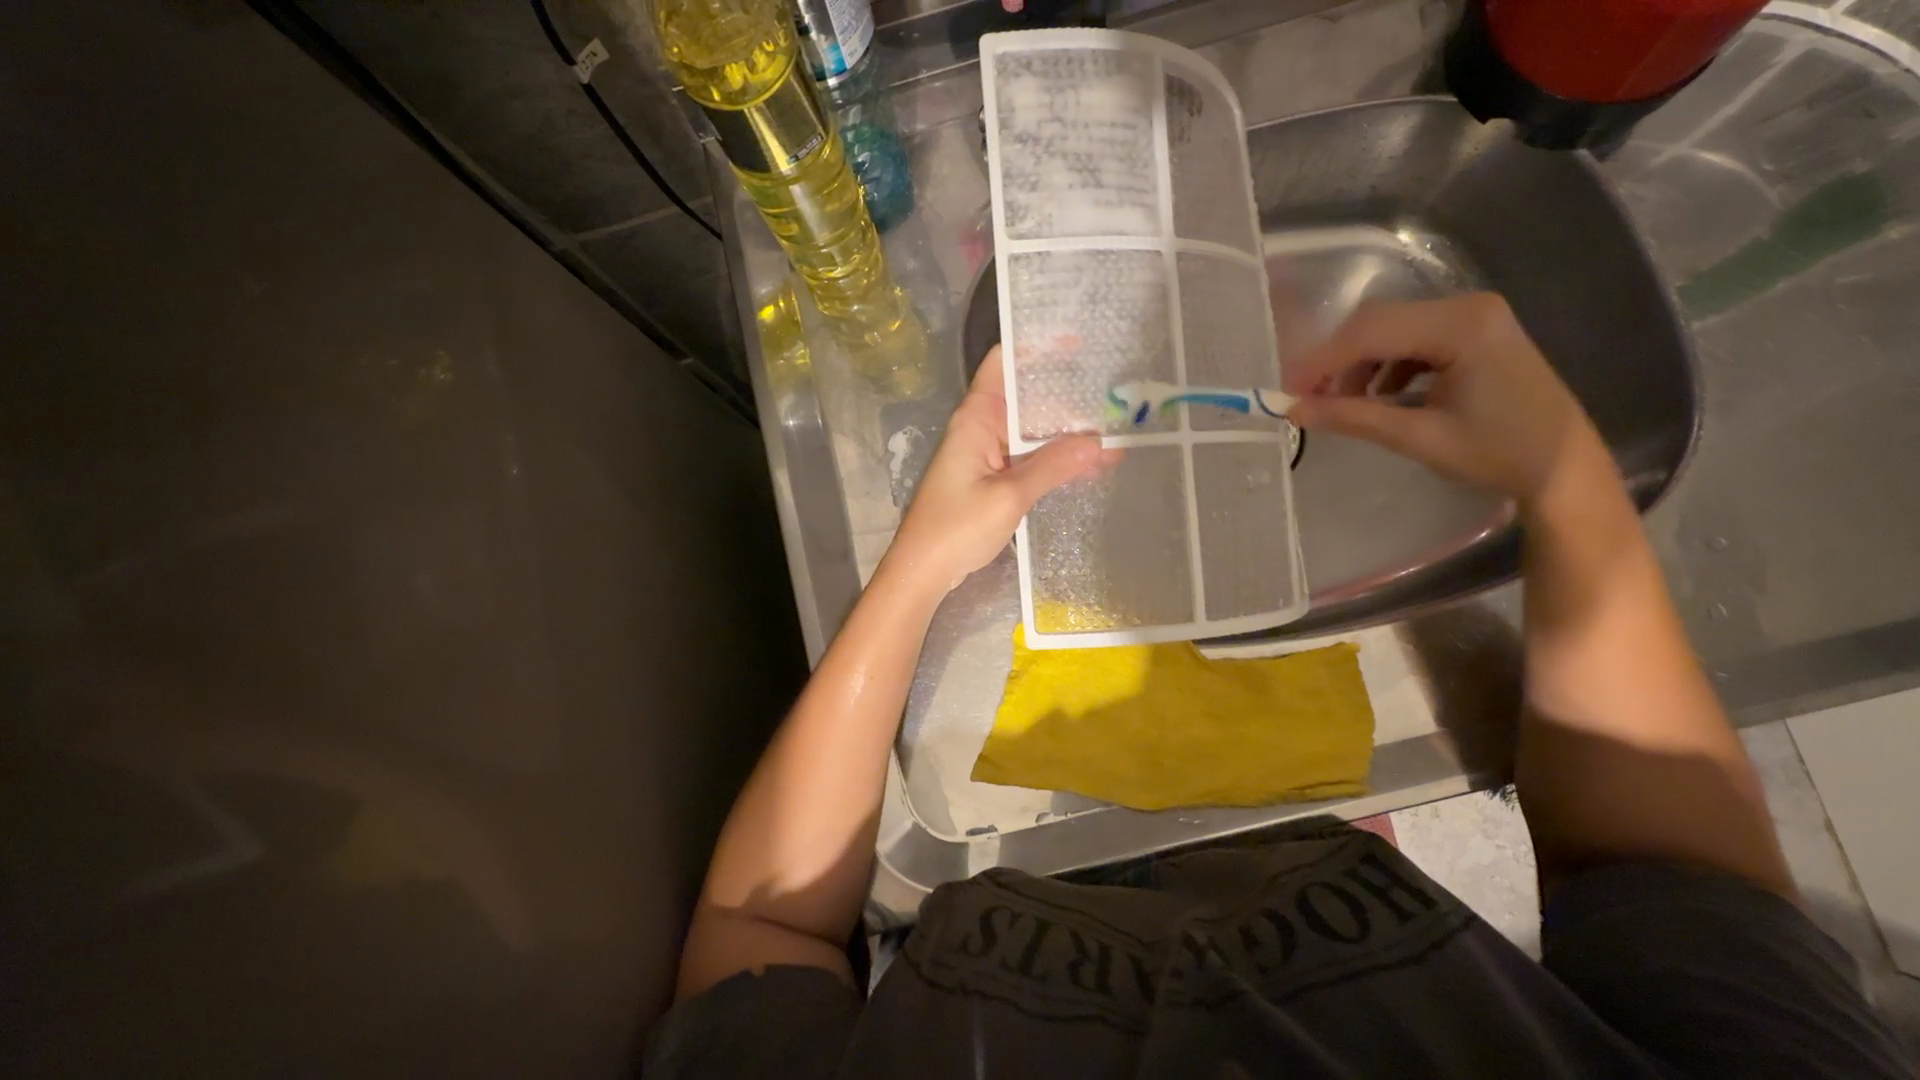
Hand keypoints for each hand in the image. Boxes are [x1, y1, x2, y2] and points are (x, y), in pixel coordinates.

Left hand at [878, 345, 1111, 597]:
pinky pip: (1032, 458)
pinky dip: (1060, 458)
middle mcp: (982, 428)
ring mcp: (989, 455)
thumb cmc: (956, 528)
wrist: (924, 571)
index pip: (1003, 363)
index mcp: (976, 418)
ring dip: (1069, 430)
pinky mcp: (995, 479)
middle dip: (1066, 391)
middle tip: (1114, 385)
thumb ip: (1052, 467)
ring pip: (1034, 431)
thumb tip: (1098, 442)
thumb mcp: (1008, 496)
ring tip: (1118, 423)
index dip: (1036, 346)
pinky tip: (1095, 463)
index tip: (1078, 342)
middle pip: (1026, 396)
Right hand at [1283, 294, 1601, 505]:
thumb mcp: (1420, 438)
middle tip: (1306, 399)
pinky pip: (1411, 338)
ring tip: (1344, 405)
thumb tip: (1292, 410)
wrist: (1563, 467)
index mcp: (1462, 326)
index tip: (1286, 393)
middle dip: (1336, 361)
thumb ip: (1354, 417)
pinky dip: (1384, 365)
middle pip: (1377, 322)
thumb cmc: (1499, 454)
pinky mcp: (1473, 331)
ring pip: (1390, 329)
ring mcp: (1473, 316)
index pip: (1371, 332)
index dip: (1321, 361)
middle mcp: (1467, 307)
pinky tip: (1380, 397)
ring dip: (1358, 364)